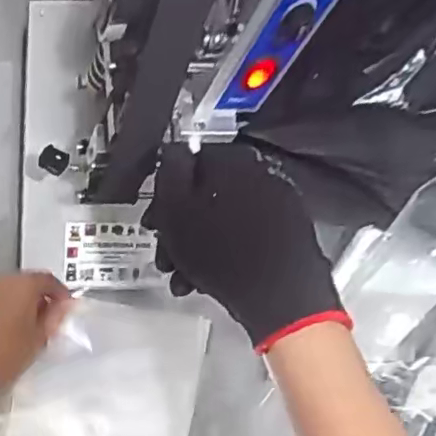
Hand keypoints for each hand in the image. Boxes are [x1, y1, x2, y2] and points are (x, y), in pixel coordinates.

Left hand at [0, 272, 72, 393]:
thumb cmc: (5, 356)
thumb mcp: (37, 340)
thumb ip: (53, 318)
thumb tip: (64, 305)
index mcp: (23, 285)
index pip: (48, 280)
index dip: (60, 293)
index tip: (64, 307)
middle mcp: (0, 281)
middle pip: (26, 282)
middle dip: (38, 297)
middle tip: (45, 318)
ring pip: (7, 290)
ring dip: (18, 302)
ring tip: (24, 325)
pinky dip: (1, 309)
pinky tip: (3, 328)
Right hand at [142, 142, 346, 350]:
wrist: (273, 287)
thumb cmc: (218, 250)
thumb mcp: (177, 211)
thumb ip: (169, 174)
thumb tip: (170, 148)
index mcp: (231, 159)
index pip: (187, 163)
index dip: (163, 195)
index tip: (153, 222)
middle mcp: (256, 172)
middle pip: (202, 196)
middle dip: (178, 230)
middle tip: (165, 255)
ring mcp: (273, 202)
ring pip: (217, 222)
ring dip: (193, 251)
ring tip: (181, 277)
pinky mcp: (281, 232)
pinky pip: (237, 240)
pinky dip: (216, 258)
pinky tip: (202, 281)